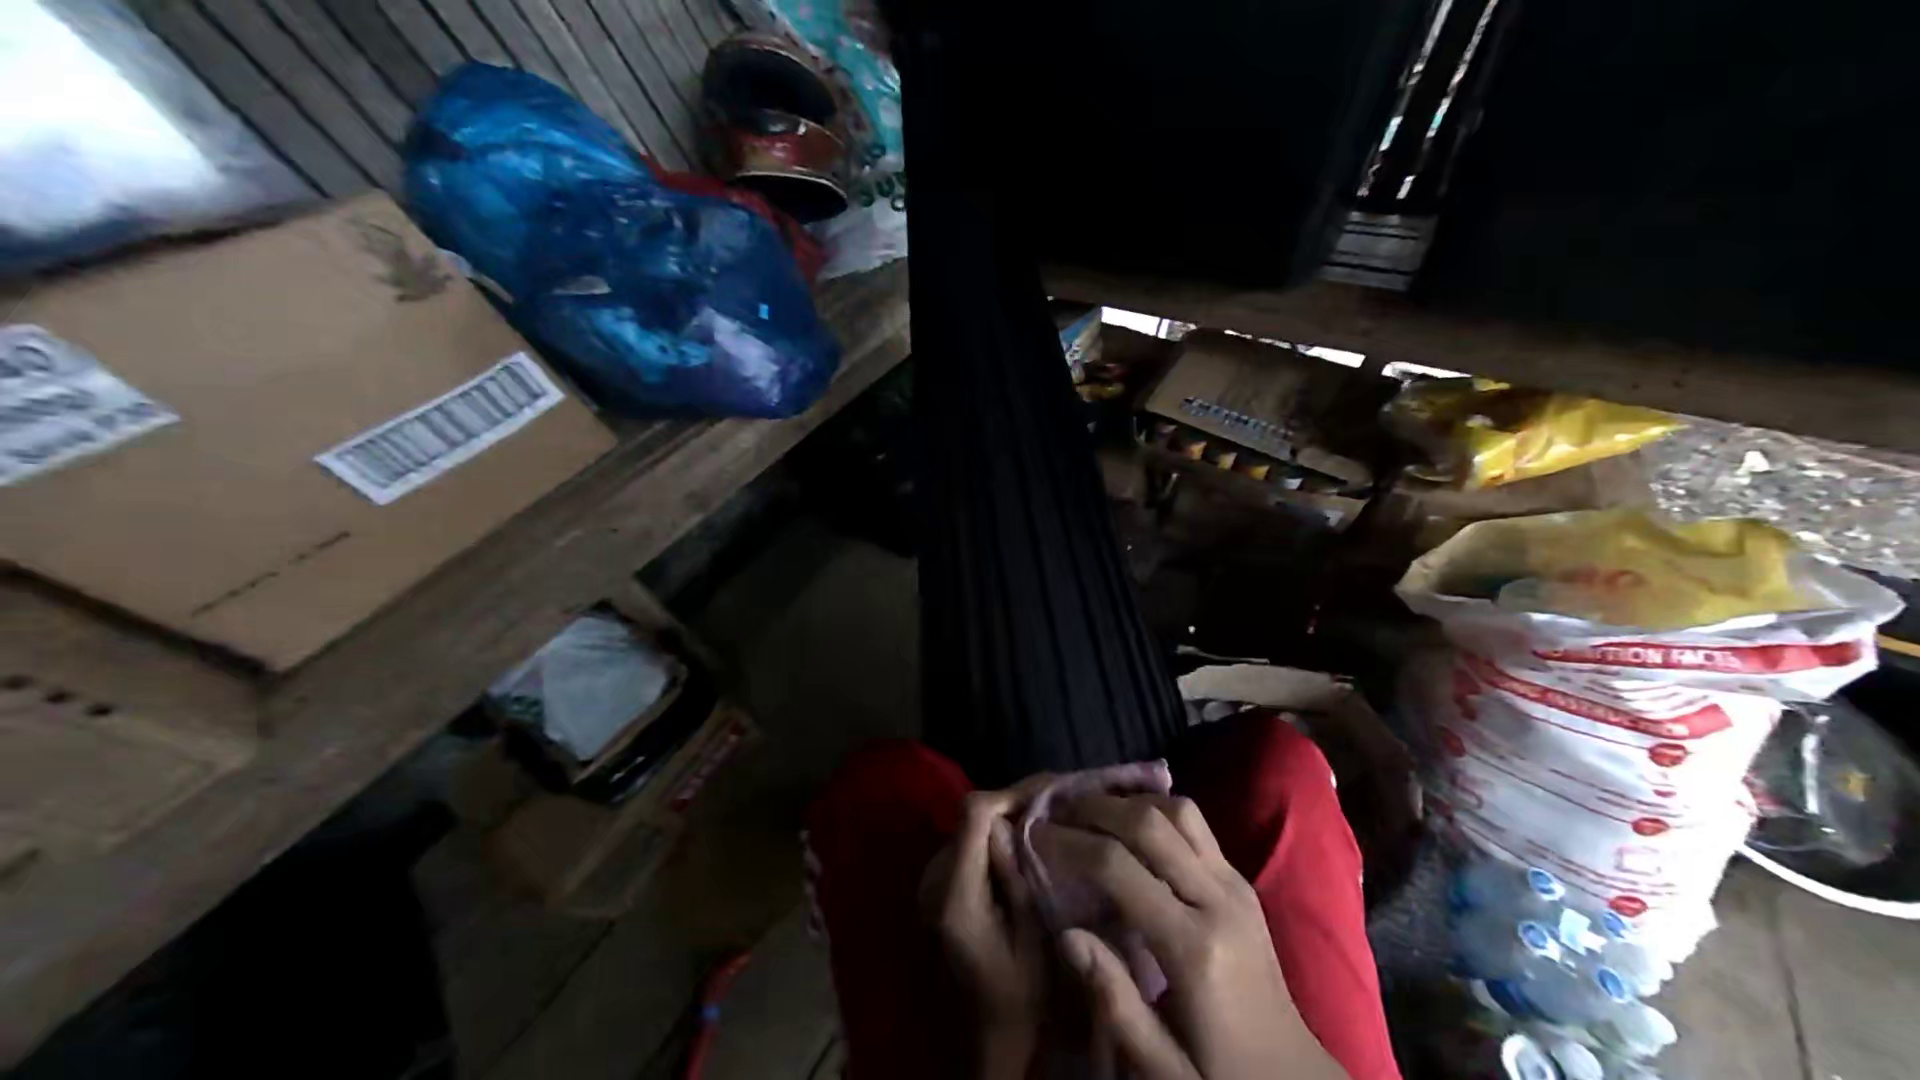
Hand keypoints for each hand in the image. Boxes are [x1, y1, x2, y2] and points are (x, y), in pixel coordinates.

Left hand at [923, 781, 1049, 1078]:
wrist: (989, 1029)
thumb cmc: (1020, 992)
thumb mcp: (1032, 939)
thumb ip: (1018, 876)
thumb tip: (1010, 821)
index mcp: (955, 893)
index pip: (972, 817)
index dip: (1009, 795)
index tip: (1049, 794)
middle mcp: (934, 877)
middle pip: (970, 815)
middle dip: (1013, 801)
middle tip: (1058, 799)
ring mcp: (932, 877)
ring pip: (970, 823)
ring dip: (1007, 813)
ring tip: (1048, 811)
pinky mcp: (940, 879)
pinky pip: (969, 838)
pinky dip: (997, 829)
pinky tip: (1027, 832)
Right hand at [1034, 795, 1350, 1079]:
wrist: (1294, 1079)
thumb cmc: (1221, 1075)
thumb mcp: (1164, 1068)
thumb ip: (1114, 1000)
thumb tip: (1066, 933)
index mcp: (1194, 949)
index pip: (1120, 868)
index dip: (1070, 843)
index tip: (1035, 835)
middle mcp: (1219, 902)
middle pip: (1150, 823)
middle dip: (1095, 808)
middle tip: (1056, 812)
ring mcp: (1236, 886)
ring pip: (1179, 811)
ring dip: (1129, 802)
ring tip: (1090, 812)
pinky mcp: (1242, 882)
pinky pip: (1196, 825)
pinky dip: (1156, 810)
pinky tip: (1129, 823)